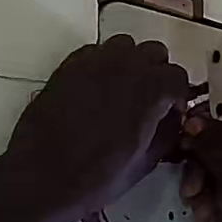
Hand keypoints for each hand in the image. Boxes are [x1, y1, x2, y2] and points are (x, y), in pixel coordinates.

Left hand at [0, 35, 188, 216]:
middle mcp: (124, 66)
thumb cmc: (94, 176)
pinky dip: (102, 64)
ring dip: (130, 63)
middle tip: (150, 99)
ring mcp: (93, 62)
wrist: (43, 175)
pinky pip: (94, 53)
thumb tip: (170, 120)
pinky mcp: (68, 66)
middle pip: (153, 53)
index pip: (178, 76)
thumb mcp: (144, 161)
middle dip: (156, 73)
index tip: (171, 111)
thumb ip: (165, 132)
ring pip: (124, 46)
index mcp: (149, 88)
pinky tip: (97, 90)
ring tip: (123, 90)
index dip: (177, 96)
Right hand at [179, 114, 221, 221]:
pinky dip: (205, 197)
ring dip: (200, 181)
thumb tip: (192, 120)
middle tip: (189, 174)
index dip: (215, 117)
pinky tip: (204, 215)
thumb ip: (216, 149)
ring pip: (215, 163)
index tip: (188, 123)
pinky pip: (214, 184)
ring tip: (196, 203)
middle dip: (203, 158)